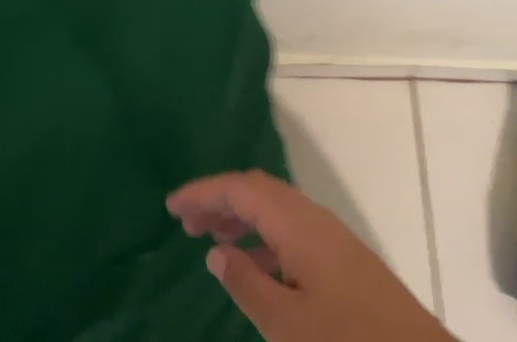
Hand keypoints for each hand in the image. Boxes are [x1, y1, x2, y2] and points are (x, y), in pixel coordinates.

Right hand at [167, 170, 455, 341]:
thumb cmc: (345, 338)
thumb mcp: (286, 323)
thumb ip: (247, 283)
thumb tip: (217, 251)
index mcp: (298, 224)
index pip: (242, 189)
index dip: (204, 191)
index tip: (171, 205)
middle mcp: (315, 218)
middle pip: (260, 190)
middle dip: (220, 199)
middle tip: (186, 223)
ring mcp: (333, 236)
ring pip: (277, 208)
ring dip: (242, 216)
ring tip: (211, 239)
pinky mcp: (343, 257)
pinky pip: (292, 229)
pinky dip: (263, 236)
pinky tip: (253, 264)